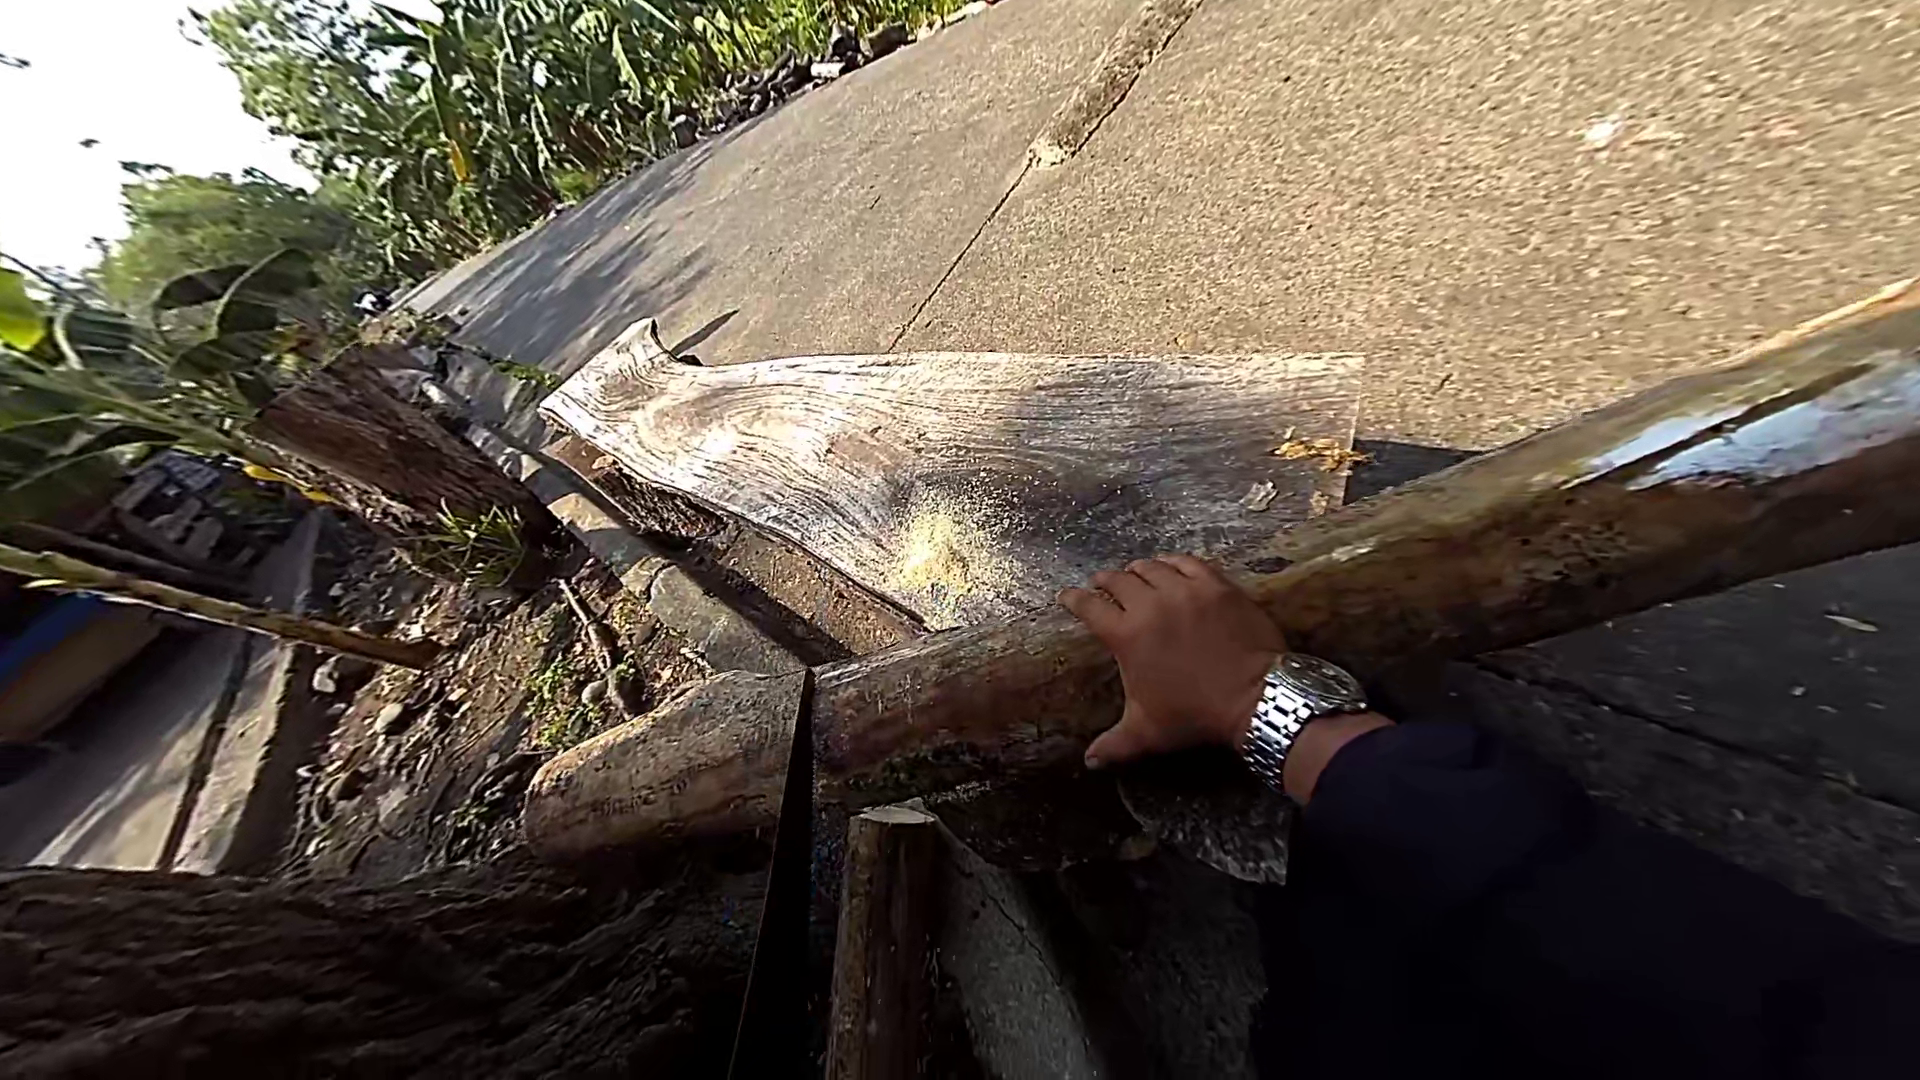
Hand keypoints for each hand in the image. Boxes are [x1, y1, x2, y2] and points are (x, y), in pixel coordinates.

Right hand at [1059, 555, 1285, 768]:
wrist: (1255, 699)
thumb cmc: (1194, 714)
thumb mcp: (1148, 732)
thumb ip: (1115, 744)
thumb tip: (1089, 762)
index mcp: (1126, 635)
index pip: (1088, 607)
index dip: (1073, 599)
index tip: (1066, 596)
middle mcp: (1149, 605)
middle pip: (1116, 580)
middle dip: (1103, 581)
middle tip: (1101, 583)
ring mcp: (1184, 591)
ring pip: (1150, 567)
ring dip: (1137, 570)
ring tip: (1135, 573)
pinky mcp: (1214, 585)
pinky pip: (1186, 562)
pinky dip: (1172, 562)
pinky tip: (1169, 565)